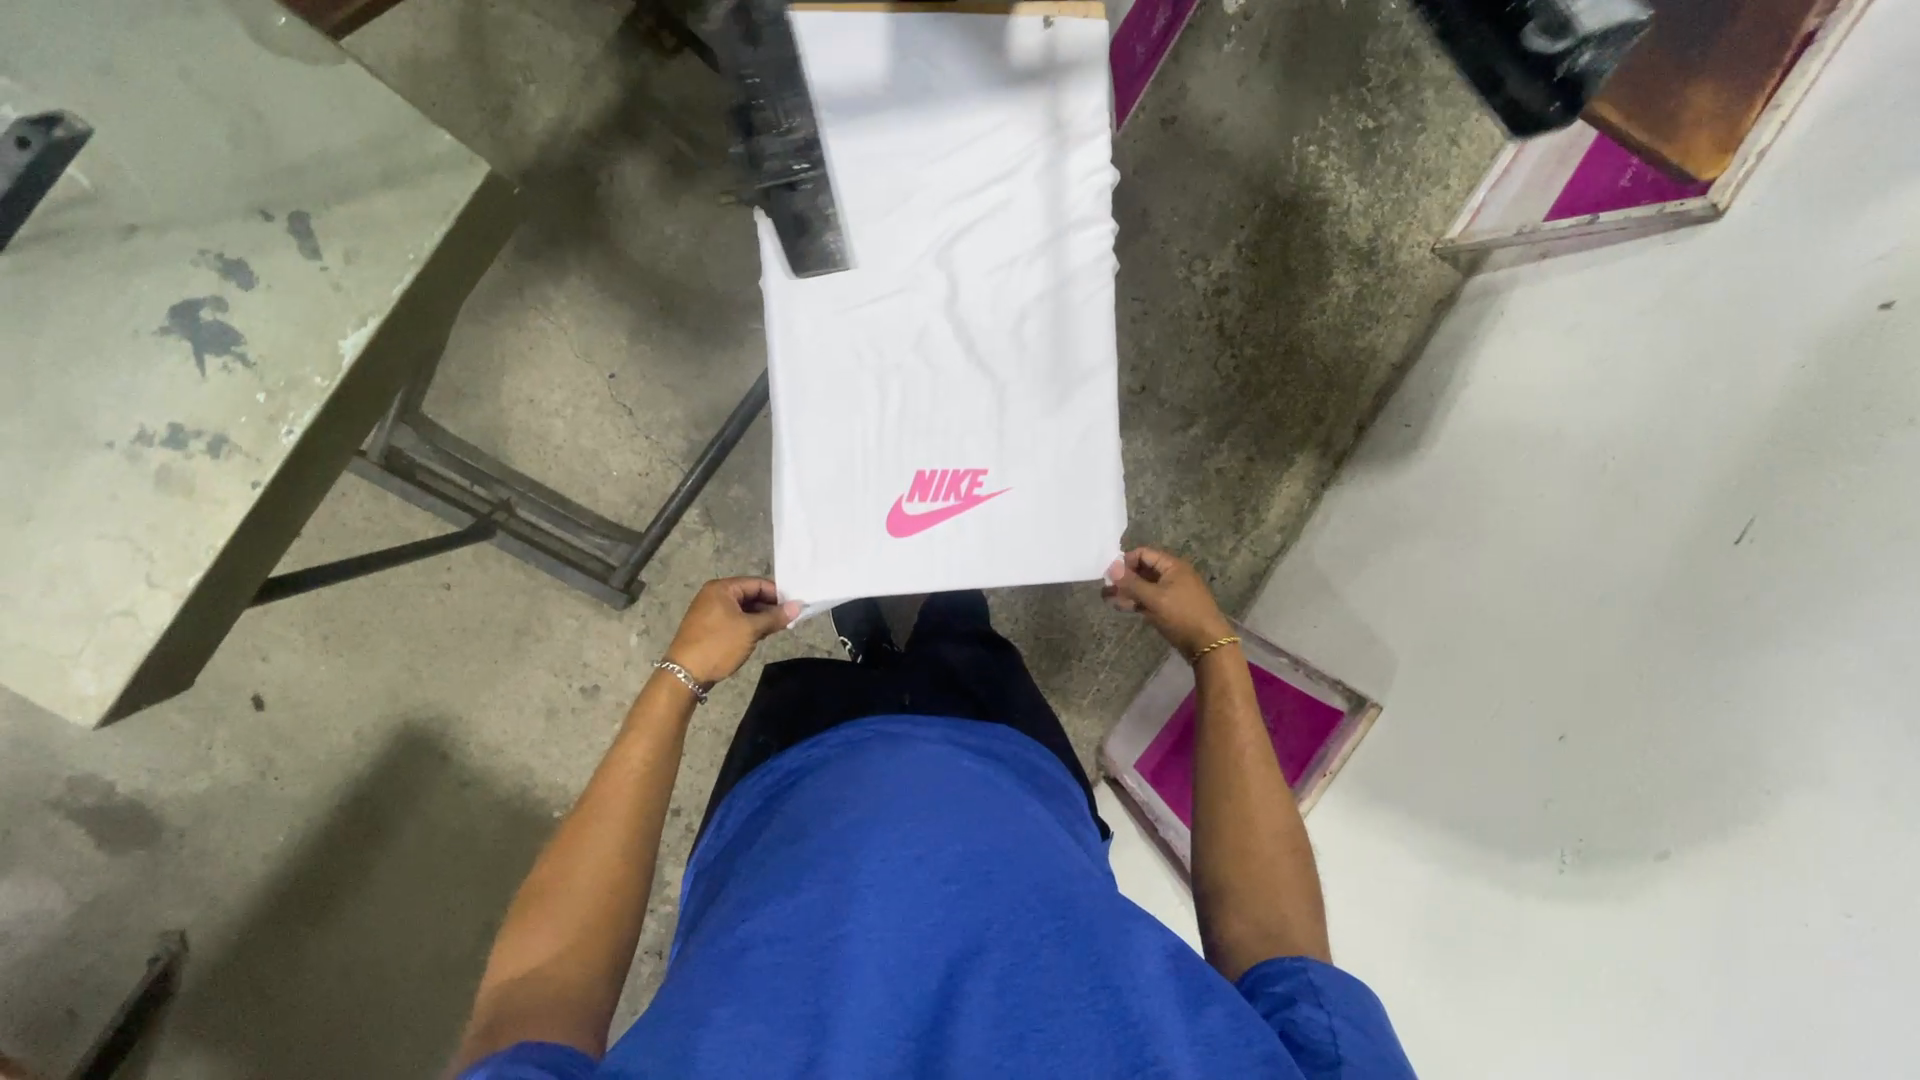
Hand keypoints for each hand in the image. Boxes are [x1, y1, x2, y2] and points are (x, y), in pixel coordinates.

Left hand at [664, 578, 799, 683]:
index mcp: (722, 589)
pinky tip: (761, 636)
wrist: (685, 674)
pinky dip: (749, 626)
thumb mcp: (750, 630)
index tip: (795, 607)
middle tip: (790, 620)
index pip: (757, 584)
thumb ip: (774, 617)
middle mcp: (714, 595)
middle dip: (770, 607)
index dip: (777, 594)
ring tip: (779, 629)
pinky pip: (735, 620)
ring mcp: (710, 612)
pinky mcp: (709, 627)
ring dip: (761, 618)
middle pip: (750, 595)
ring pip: (743, 610)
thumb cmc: (719, 645)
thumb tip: (798, 606)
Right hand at [1103, 547, 1235, 656]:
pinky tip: (1122, 607)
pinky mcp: (1170, 607)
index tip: (1110, 576)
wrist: (1207, 643)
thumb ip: (1132, 583)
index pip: (1143, 554)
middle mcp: (1172, 575)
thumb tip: (1111, 567)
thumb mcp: (1154, 598)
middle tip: (1106, 590)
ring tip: (1108, 600)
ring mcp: (1171, 592)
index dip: (1126, 562)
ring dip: (1127, 592)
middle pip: (1143, 570)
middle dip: (1124, 579)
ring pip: (1145, 586)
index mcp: (1172, 566)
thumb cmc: (1182, 616)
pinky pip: (1150, 599)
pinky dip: (1136, 601)